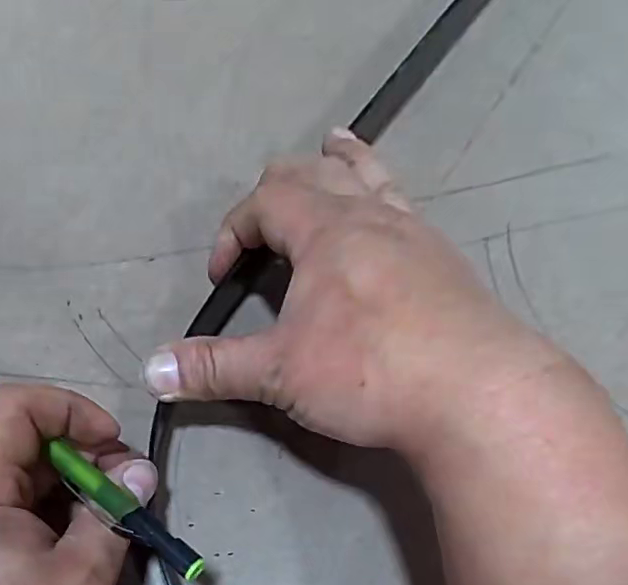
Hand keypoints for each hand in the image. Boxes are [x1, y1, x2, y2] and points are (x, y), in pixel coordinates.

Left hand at [0, 385, 156, 584]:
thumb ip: (113, 512)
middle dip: (75, 452)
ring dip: (63, 487)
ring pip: (10, 482)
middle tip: (124, 485)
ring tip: (108, 516)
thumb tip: (139, 472)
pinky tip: (77, 541)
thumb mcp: (85, 576)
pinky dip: (43, 515)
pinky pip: (2, 516)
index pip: (10, 408)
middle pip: (11, 445)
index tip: (112, 444)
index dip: (68, 410)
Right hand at [143, 129, 576, 456]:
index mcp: (329, 233)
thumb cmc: (368, 374)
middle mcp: (375, 219)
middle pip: (319, 172)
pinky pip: (405, 208)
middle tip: (260, 223)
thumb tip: (151, 372)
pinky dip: (381, 197)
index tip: (221, 277)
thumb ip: (212, 368)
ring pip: (372, 177)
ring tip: (334, 147)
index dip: (233, 231)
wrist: (476, 395)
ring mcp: (418, 236)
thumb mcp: (277, 374)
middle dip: (278, 191)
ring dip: (342, 165)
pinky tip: (384, 220)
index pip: (267, 201)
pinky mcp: (445, 265)